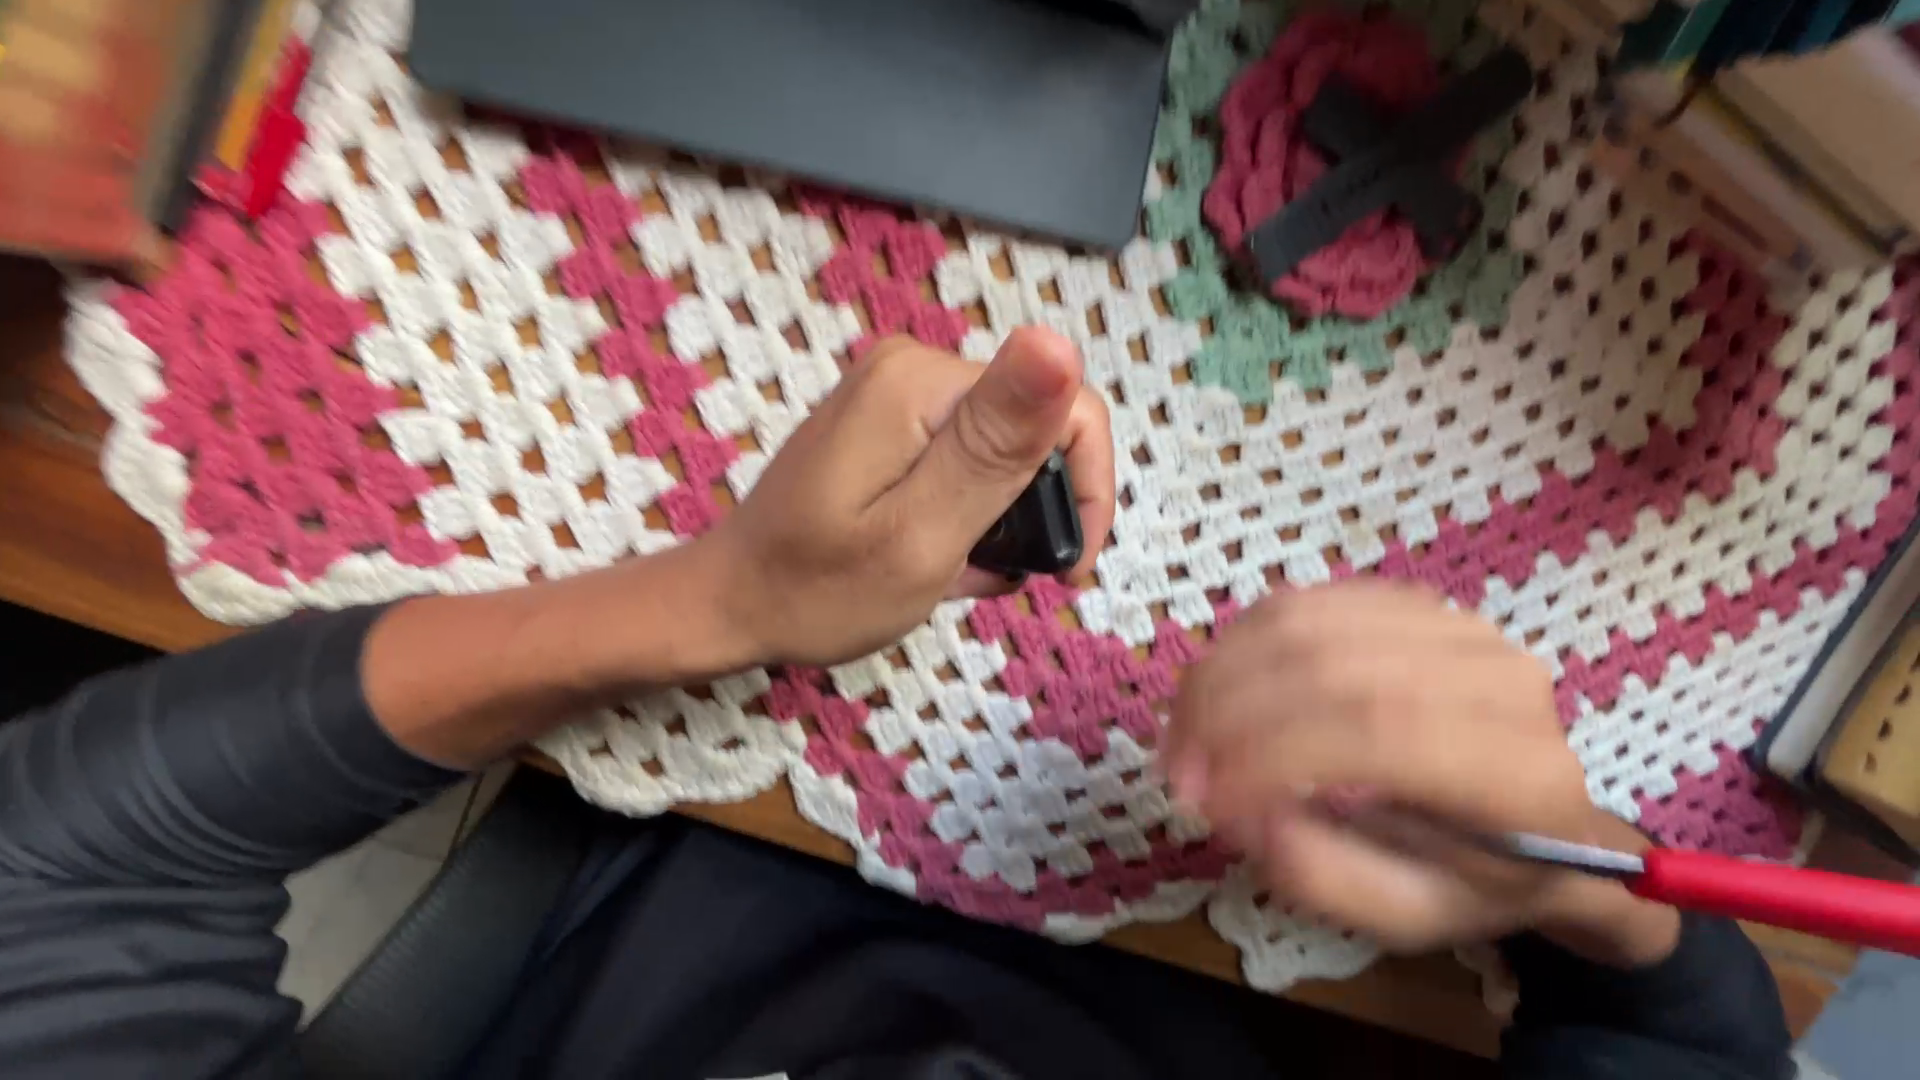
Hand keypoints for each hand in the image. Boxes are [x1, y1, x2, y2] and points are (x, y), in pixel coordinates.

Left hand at [698, 328, 1114, 668]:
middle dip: (1037, 509)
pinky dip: (968, 513)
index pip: (1064, 406)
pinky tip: (942, 557)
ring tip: (964, 573)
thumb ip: (994, 446)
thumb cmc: (820, 590)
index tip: (1065, 567)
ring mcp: (897, 395)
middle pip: (1033, 426)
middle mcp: (913, 369)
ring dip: (1003, 519)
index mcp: (924, 384)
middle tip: (993, 574)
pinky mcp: (888, 424)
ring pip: (1003, 448)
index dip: (1085, 490)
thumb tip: (1061, 343)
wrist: (730, 604)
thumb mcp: (921, 533)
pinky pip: (963, 458)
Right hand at [1165, 581, 1677, 962]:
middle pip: (1328, 664)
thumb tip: (1242, 809)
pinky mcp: (1412, 603)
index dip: (1268, 752)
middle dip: (1226, 708)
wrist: (1545, 815)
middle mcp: (1496, 677)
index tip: (1198, 796)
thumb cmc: (1476, 875)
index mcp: (1518, 769)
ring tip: (1184, 724)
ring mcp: (1455, 625)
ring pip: (1306, 619)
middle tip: (1173, 763)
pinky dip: (1242, 639)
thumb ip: (1325, 878)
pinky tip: (1219, 682)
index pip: (1376, 729)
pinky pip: (1304, 600)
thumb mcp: (1410, 916)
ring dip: (1221, 669)